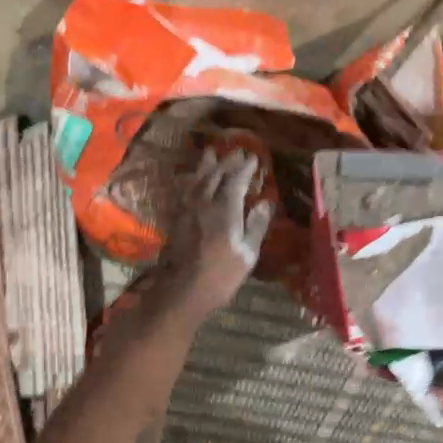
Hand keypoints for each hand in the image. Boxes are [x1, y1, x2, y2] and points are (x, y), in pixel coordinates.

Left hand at [153, 149, 272, 320]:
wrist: (183, 290)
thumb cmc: (221, 275)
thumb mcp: (247, 254)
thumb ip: (256, 225)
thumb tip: (266, 203)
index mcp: (225, 209)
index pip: (236, 179)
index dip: (245, 166)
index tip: (254, 157)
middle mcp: (204, 202)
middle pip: (216, 174)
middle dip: (228, 161)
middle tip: (238, 152)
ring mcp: (187, 209)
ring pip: (197, 179)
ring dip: (207, 164)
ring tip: (212, 152)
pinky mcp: (176, 218)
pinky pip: (185, 190)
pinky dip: (192, 180)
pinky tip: (193, 179)